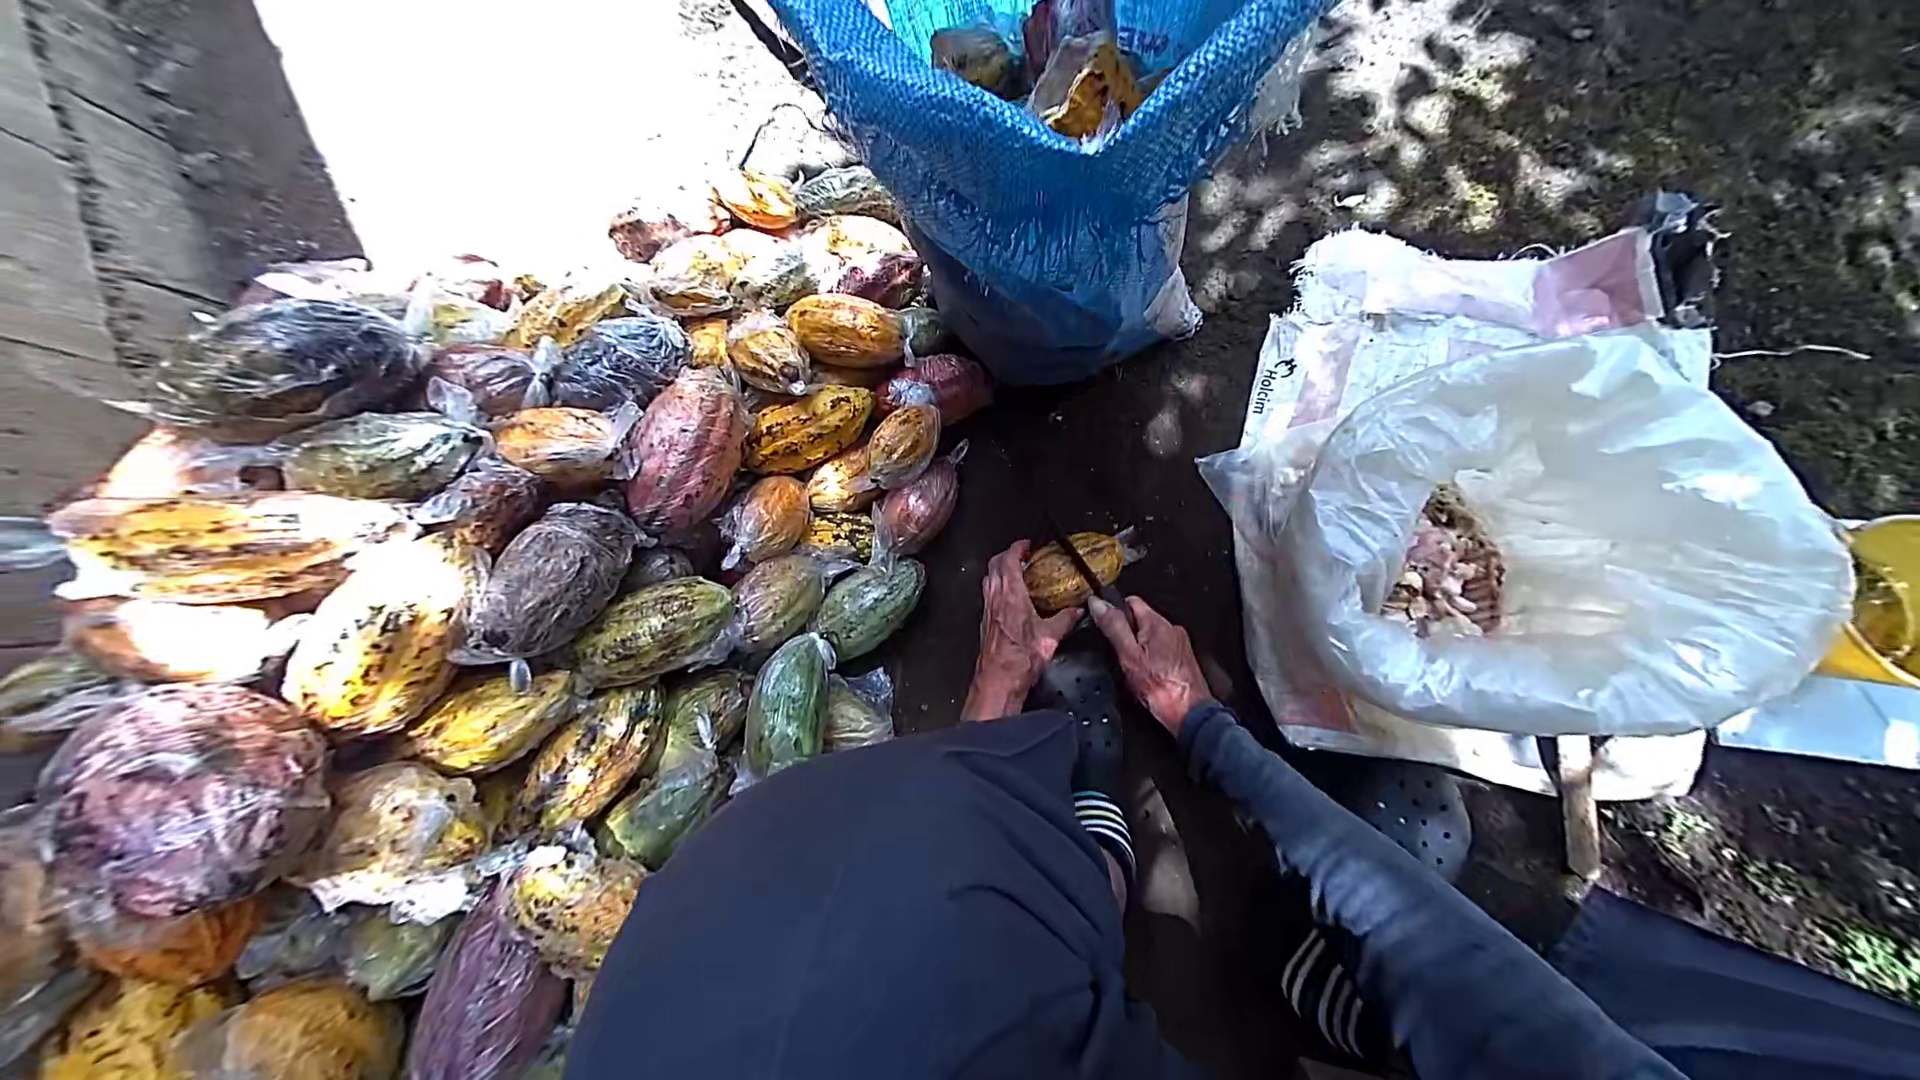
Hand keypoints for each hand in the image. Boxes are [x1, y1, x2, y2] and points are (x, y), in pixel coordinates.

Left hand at [961, 541, 1079, 721]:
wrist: (998, 681)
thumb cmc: (1019, 660)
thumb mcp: (1050, 637)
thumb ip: (1065, 619)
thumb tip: (1076, 610)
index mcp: (1011, 595)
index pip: (1008, 560)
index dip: (1017, 548)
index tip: (1026, 545)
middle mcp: (995, 598)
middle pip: (994, 565)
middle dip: (1007, 556)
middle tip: (1022, 556)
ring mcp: (987, 609)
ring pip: (989, 579)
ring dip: (1000, 570)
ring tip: (1017, 573)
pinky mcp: (985, 621)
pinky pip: (988, 594)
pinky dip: (997, 587)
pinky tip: (1010, 598)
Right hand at [1088, 595, 1213, 735]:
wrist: (1187, 712)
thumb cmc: (1160, 686)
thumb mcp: (1127, 654)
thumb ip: (1113, 626)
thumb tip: (1098, 603)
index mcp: (1156, 622)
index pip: (1130, 601)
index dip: (1114, 610)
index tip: (1104, 624)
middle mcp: (1171, 628)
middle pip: (1140, 618)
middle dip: (1126, 632)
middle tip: (1117, 652)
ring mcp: (1178, 644)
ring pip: (1150, 635)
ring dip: (1138, 645)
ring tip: (1132, 665)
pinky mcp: (1182, 659)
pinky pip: (1160, 649)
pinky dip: (1150, 656)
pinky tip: (1146, 673)